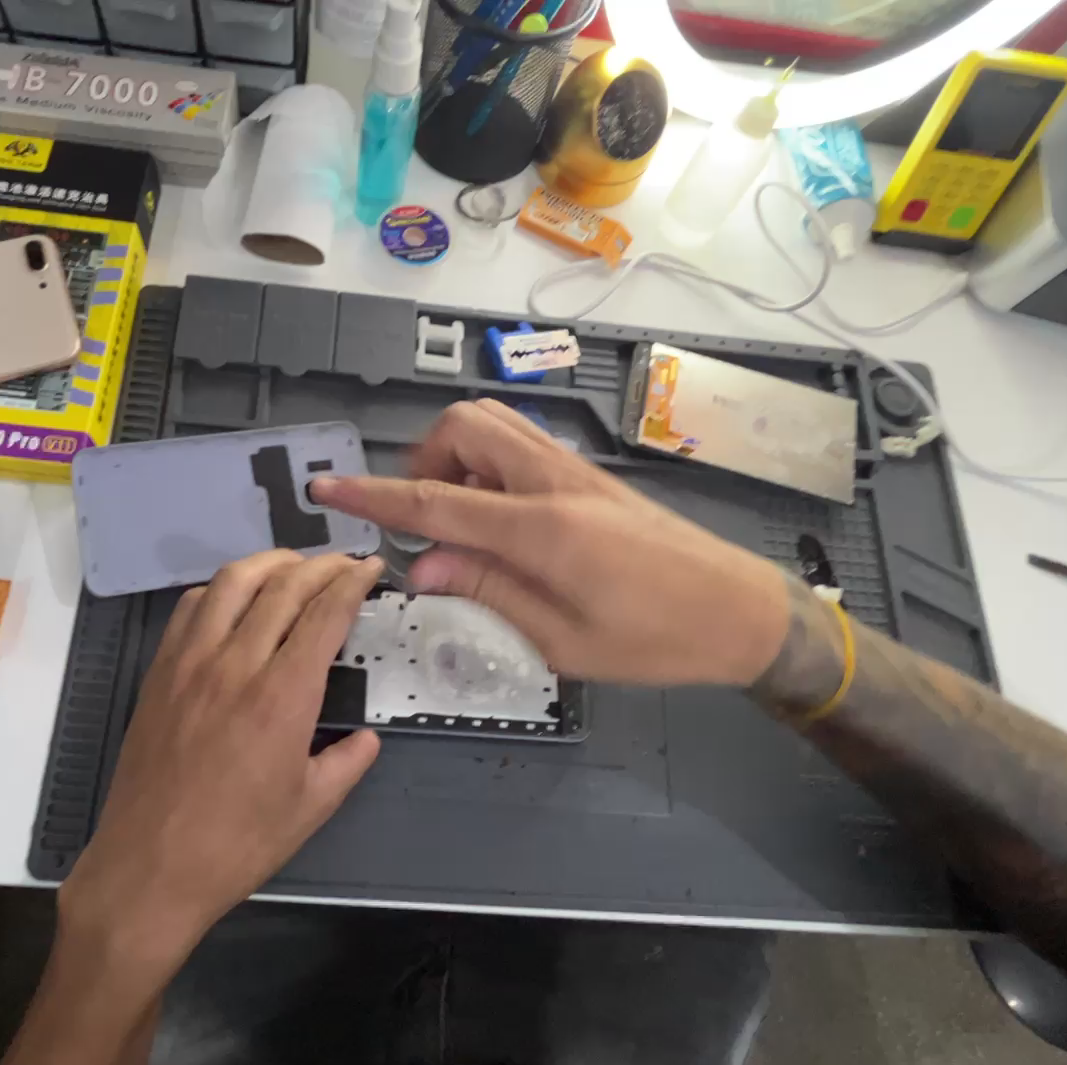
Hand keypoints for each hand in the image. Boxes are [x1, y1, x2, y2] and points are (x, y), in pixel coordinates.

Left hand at [60, 550, 384, 963]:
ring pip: (232, 582)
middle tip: (344, 564)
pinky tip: (236, 598)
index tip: (370, 567)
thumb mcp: (311, 807)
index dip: (353, 582)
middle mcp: (237, 663)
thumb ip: (348, 762)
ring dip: (271, 562)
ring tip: (295, 566)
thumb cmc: (237, 843)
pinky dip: (222, 588)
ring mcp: (190, 662)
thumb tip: (367, 738)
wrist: (149, 869)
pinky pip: (191, 607)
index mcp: (283, 695)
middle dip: (322, 565)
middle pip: (284, 586)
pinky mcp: (159, 671)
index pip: (325, 613)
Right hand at [310, 400, 788, 686]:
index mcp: (541, 528)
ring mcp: (574, 468)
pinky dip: (487, 463)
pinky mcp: (588, 473)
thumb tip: (420, 567)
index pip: (434, 501)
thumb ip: (485, 591)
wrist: (740, 611)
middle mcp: (553, 480)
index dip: (372, 496)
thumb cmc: (655, 640)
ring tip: (462, 520)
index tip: (326, 487)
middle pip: (463, 424)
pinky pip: (519, 441)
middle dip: (423, 461)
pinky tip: (500, 518)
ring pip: (492, 422)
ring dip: (455, 458)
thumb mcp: (561, 638)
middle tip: (426, 521)